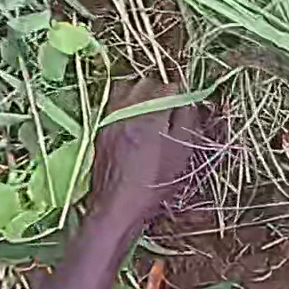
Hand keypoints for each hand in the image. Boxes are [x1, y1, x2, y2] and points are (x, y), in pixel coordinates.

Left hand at [88, 80, 201, 229]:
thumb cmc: (154, 184)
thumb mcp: (181, 154)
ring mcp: (111, 116)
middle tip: (169, 110)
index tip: (184, 107)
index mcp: (151, 117)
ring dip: (142, 93)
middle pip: (149, 82)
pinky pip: (115, 100)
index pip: (171, 87)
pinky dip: (127, 102)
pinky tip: (134, 120)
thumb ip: (187, 121)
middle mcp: (128, 111)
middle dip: (162, 91)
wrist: (116, 206)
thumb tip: (188, 101)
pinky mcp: (100, 124)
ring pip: (129, 87)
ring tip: (151, 112)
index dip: (181, 95)